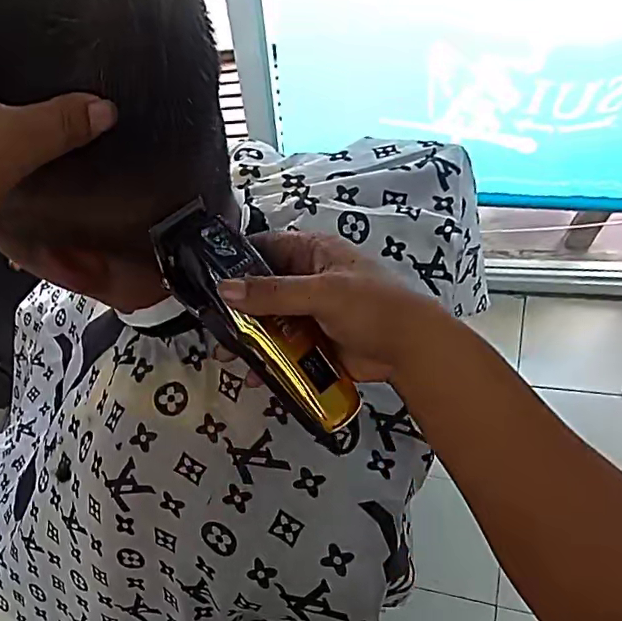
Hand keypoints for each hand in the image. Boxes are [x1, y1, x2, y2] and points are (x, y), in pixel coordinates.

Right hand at [219, 231, 451, 381]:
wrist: (409, 351)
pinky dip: (269, 360)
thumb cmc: (376, 308)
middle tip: (215, 326)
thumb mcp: (322, 293)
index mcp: (314, 254)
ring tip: (228, 354)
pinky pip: (284, 349)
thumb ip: (274, 292)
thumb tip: (228, 289)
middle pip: (263, 291)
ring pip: (271, 323)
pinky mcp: (314, 343)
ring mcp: (311, 314)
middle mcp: (309, 281)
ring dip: (251, 338)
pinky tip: (255, 372)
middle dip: (240, 309)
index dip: (239, 260)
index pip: (266, 248)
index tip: (211, 278)